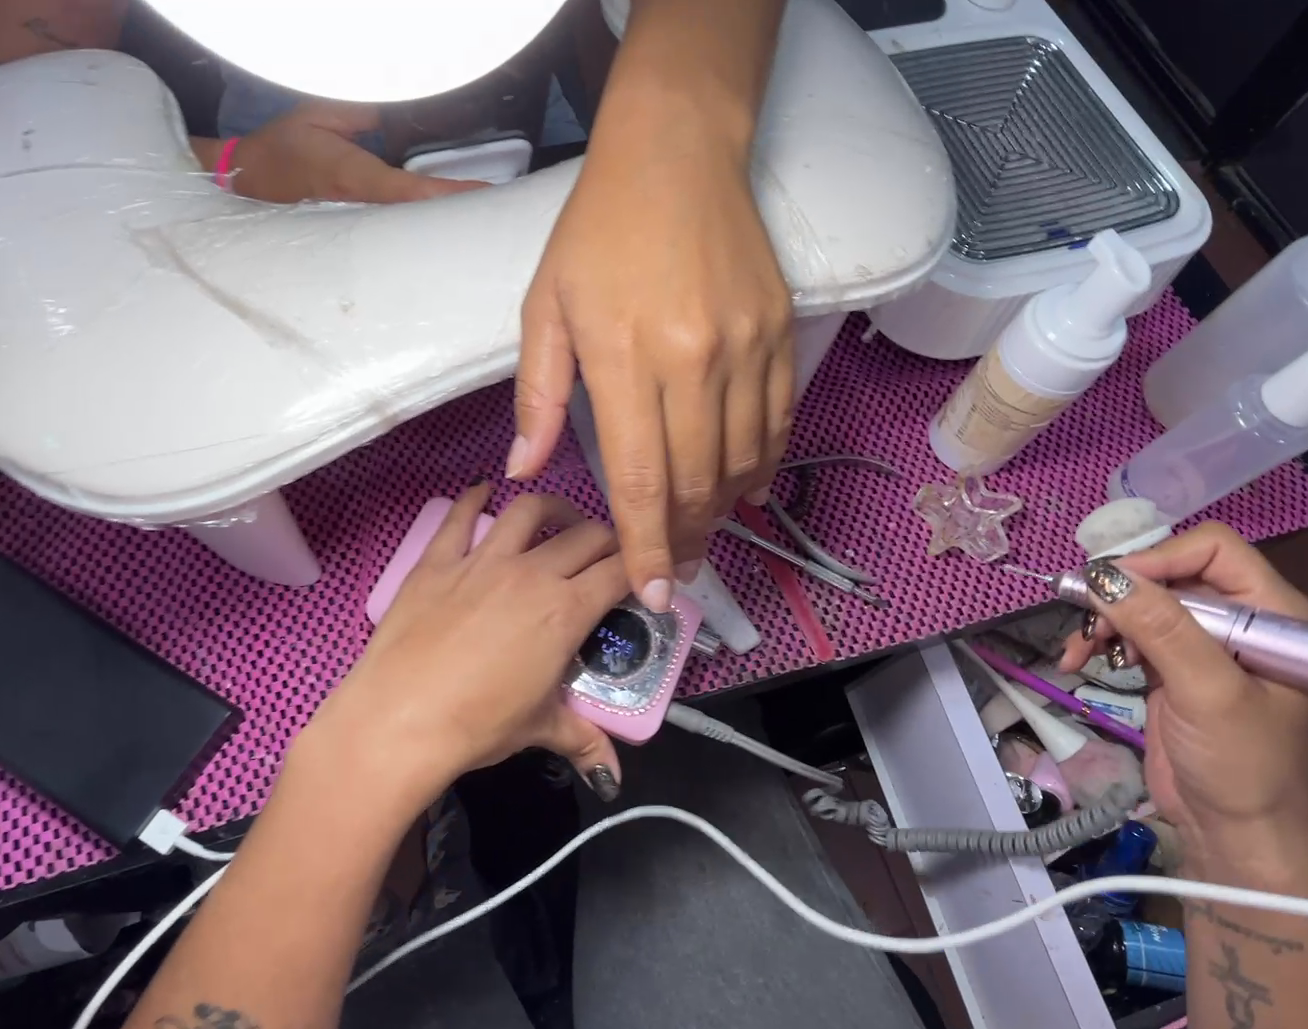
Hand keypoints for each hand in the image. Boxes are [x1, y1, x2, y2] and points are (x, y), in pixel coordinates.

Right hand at [222, 99, 483, 203]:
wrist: (257, 179)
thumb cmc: (285, 145)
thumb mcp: (316, 115)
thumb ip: (354, 113)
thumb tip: (385, 112)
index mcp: (356, 175)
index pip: (410, 189)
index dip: (446, 193)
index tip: (479, 193)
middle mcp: (367, 202)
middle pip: (422, 213)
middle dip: (459, 211)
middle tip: (501, 209)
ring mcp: (368, 215)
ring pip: (416, 220)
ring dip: (448, 215)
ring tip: (485, 210)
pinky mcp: (367, 218)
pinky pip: (406, 218)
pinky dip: (431, 214)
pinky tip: (454, 214)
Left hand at [322, 487, 629, 796]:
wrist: (399, 720)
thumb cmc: (477, 726)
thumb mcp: (539, 729)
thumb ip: (583, 741)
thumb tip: (611, 774)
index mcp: (567, 610)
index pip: (622, 571)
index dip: (641, 567)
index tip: (644, 574)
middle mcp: (533, 573)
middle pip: (586, 535)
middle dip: (608, 540)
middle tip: (607, 555)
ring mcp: (482, 560)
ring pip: (531, 510)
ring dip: (554, 509)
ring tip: (560, 520)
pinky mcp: (438, 560)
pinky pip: (461, 515)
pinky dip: (476, 498)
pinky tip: (484, 492)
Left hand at [507, 123, 794, 611]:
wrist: (677, 158)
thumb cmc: (598, 233)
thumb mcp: (545, 308)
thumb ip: (539, 398)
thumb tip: (526, 471)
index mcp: (625, 360)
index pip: (639, 480)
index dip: (646, 546)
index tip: (655, 592)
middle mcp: (694, 363)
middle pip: (695, 483)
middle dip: (687, 539)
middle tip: (680, 569)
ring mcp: (746, 350)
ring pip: (743, 462)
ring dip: (724, 511)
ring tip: (706, 535)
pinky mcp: (781, 336)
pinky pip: (778, 424)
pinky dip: (763, 468)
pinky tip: (747, 490)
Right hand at [1059, 524, 1307, 868]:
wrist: (1236, 835)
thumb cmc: (1242, 764)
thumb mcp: (1206, 691)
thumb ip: (1161, 627)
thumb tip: (1103, 575)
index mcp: (1274, 612)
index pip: (1210, 549)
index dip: (1158, 560)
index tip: (1110, 588)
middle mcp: (1242, 619)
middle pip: (1169, 573)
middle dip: (1121, 593)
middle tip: (1081, 617)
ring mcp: (1205, 645)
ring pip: (1141, 603)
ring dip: (1103, 620)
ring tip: (1079, 651)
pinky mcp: (1174, 670)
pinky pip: (1130, 635)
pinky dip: (1100, 642)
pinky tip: (1080, 662)